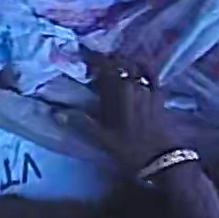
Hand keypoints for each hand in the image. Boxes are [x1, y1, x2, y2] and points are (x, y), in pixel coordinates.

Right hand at [93, 54, 187, 175]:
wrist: (159, 158)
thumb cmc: (129, 148)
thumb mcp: (103, 137)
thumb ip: (82, 121)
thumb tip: (58, 114)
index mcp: (117, 91)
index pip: (104, 65)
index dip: (94, 59)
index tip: (86, 59)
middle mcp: (132, 83)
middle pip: (120, 62)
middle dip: (108, 60)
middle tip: (99, 65)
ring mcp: (148, 87)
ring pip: (135, 65)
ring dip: (124, 62)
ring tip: (117, 66)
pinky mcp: (159, 93)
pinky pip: (152, 73)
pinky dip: (145, 66)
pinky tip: (139, 68)